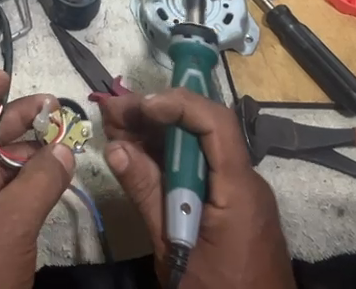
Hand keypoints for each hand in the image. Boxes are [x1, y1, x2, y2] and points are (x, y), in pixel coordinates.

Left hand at [0, 71, 77, 288]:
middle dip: (13, 117)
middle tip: (52, 105)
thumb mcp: (12, 222)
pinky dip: (28, 178)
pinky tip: (54, 168)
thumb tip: (64, 147)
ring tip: (60, 134)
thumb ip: (40, 180)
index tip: (7, 79)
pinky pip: (5, 191)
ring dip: (26, 148)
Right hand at [99, 90, 293, 288]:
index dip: (178, 104)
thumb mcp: (174, 252)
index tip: (139, 107)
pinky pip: (199, 168)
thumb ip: (147, 195)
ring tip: (115, 129)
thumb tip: (114, 148)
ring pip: (197, 146)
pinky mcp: (230, 205)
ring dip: (155, 134)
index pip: (216, 123)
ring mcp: (238, 193)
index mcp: (239, 191)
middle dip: (154, 115)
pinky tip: (136, 154)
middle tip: (111, 113)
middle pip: (201, 129)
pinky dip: (166, 158)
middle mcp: (244, 182)